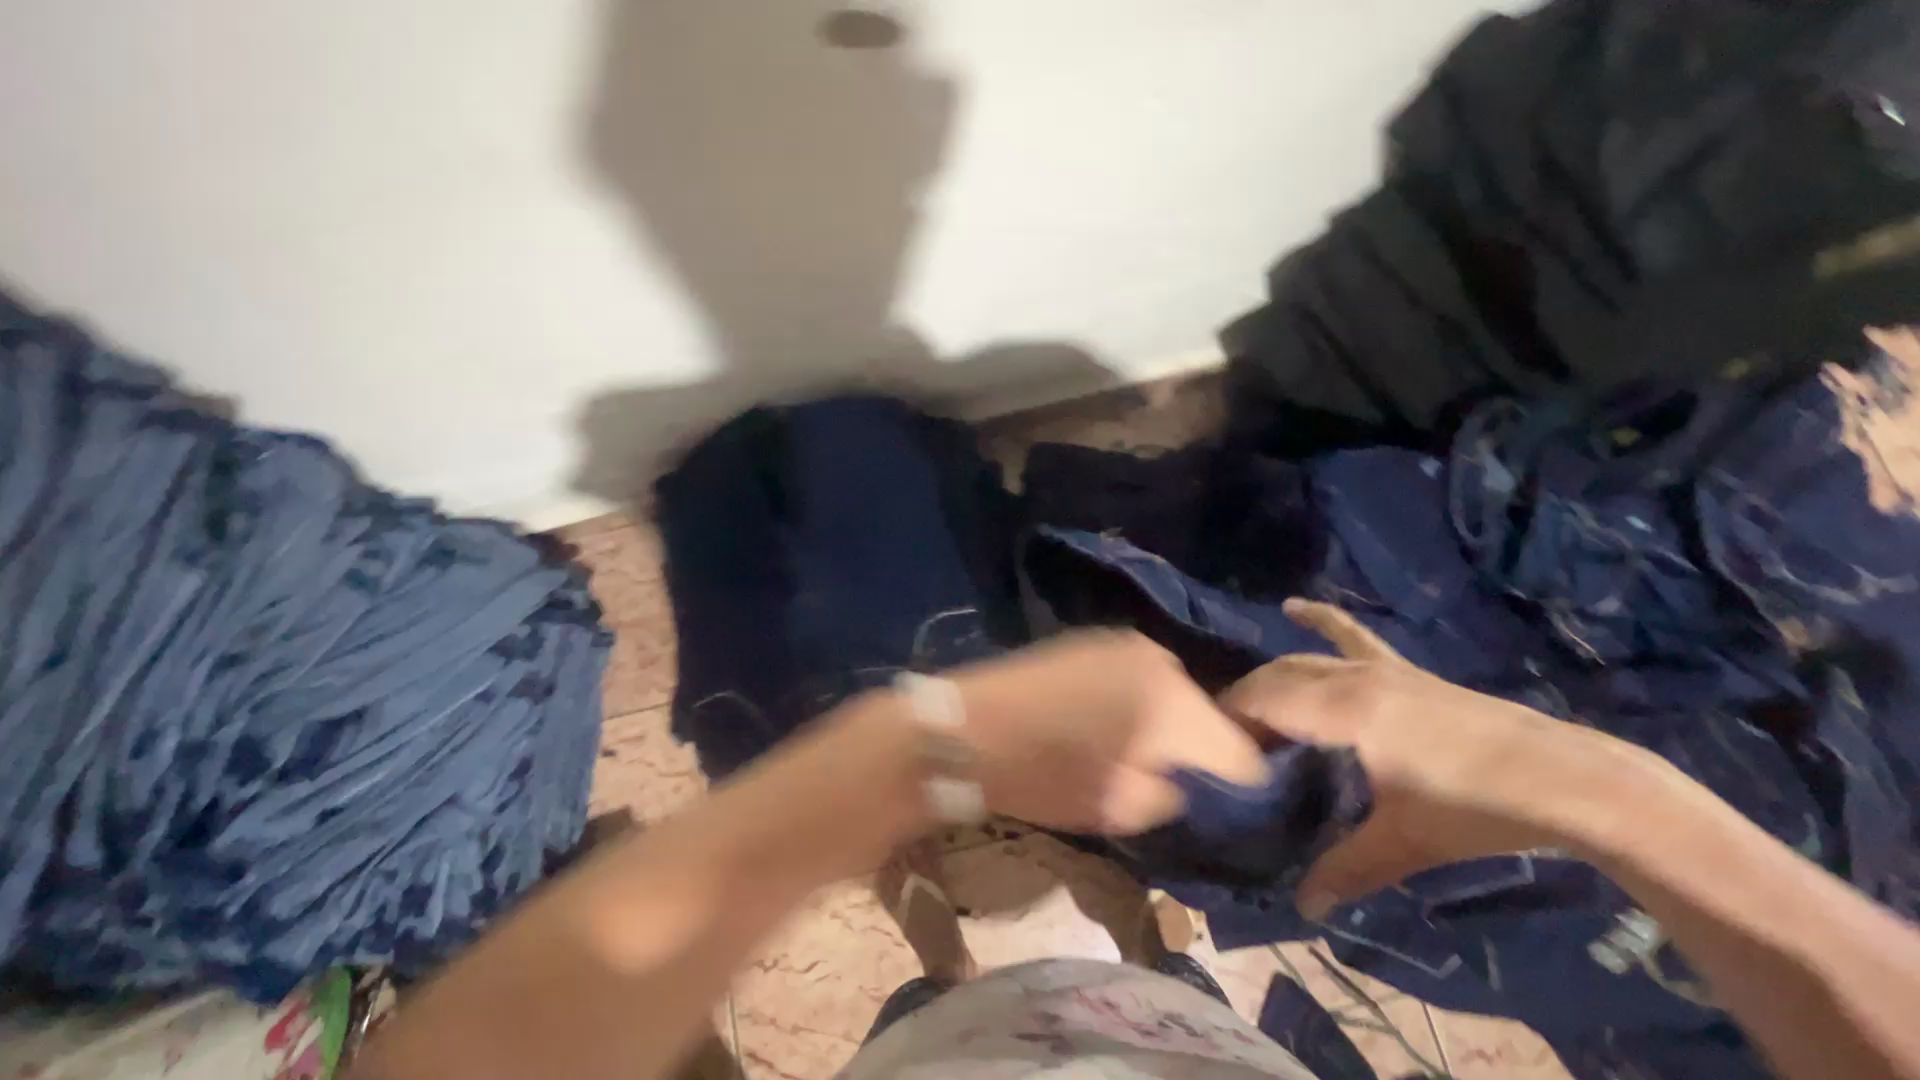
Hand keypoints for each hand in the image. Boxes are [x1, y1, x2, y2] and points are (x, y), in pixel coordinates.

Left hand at [946, 630, 1270, 834]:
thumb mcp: (1116, 808)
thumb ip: (1168, 795)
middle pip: (1206, 715)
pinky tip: (1113, 726)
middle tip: (1180, 785)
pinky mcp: (1092, 641)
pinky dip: (1138, 702)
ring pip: (1172, 693)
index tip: (1233, 809)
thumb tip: (1181, 782)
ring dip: (1168, 724)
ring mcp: (1123, 644)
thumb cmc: (1040, 775)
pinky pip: (1138, 677)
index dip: (1242, 785)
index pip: (1238, 750)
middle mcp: (1158, 660)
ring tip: (1143, 756)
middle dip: (1200, 750)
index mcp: (1174, 701)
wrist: (961, 730)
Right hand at [1221, 600, 1660, 918]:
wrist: (1566, 781)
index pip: (1262, 700)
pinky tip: (1294, 607)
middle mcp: (1354, 678)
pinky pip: (1351, 637)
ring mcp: (1383, 669)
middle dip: (1243, 704)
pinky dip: (1321, 621)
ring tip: (1250, 712)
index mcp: (1344, 710)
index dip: (1228, 720)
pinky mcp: (1407, 672)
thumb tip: (1301, 909)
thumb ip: (1345, 869)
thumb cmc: (1477, 810)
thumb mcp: (1404, 843)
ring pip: (1304, 660)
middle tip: (1228, 747)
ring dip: (1271, 679)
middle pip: (1275, 676)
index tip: (1211, 755)